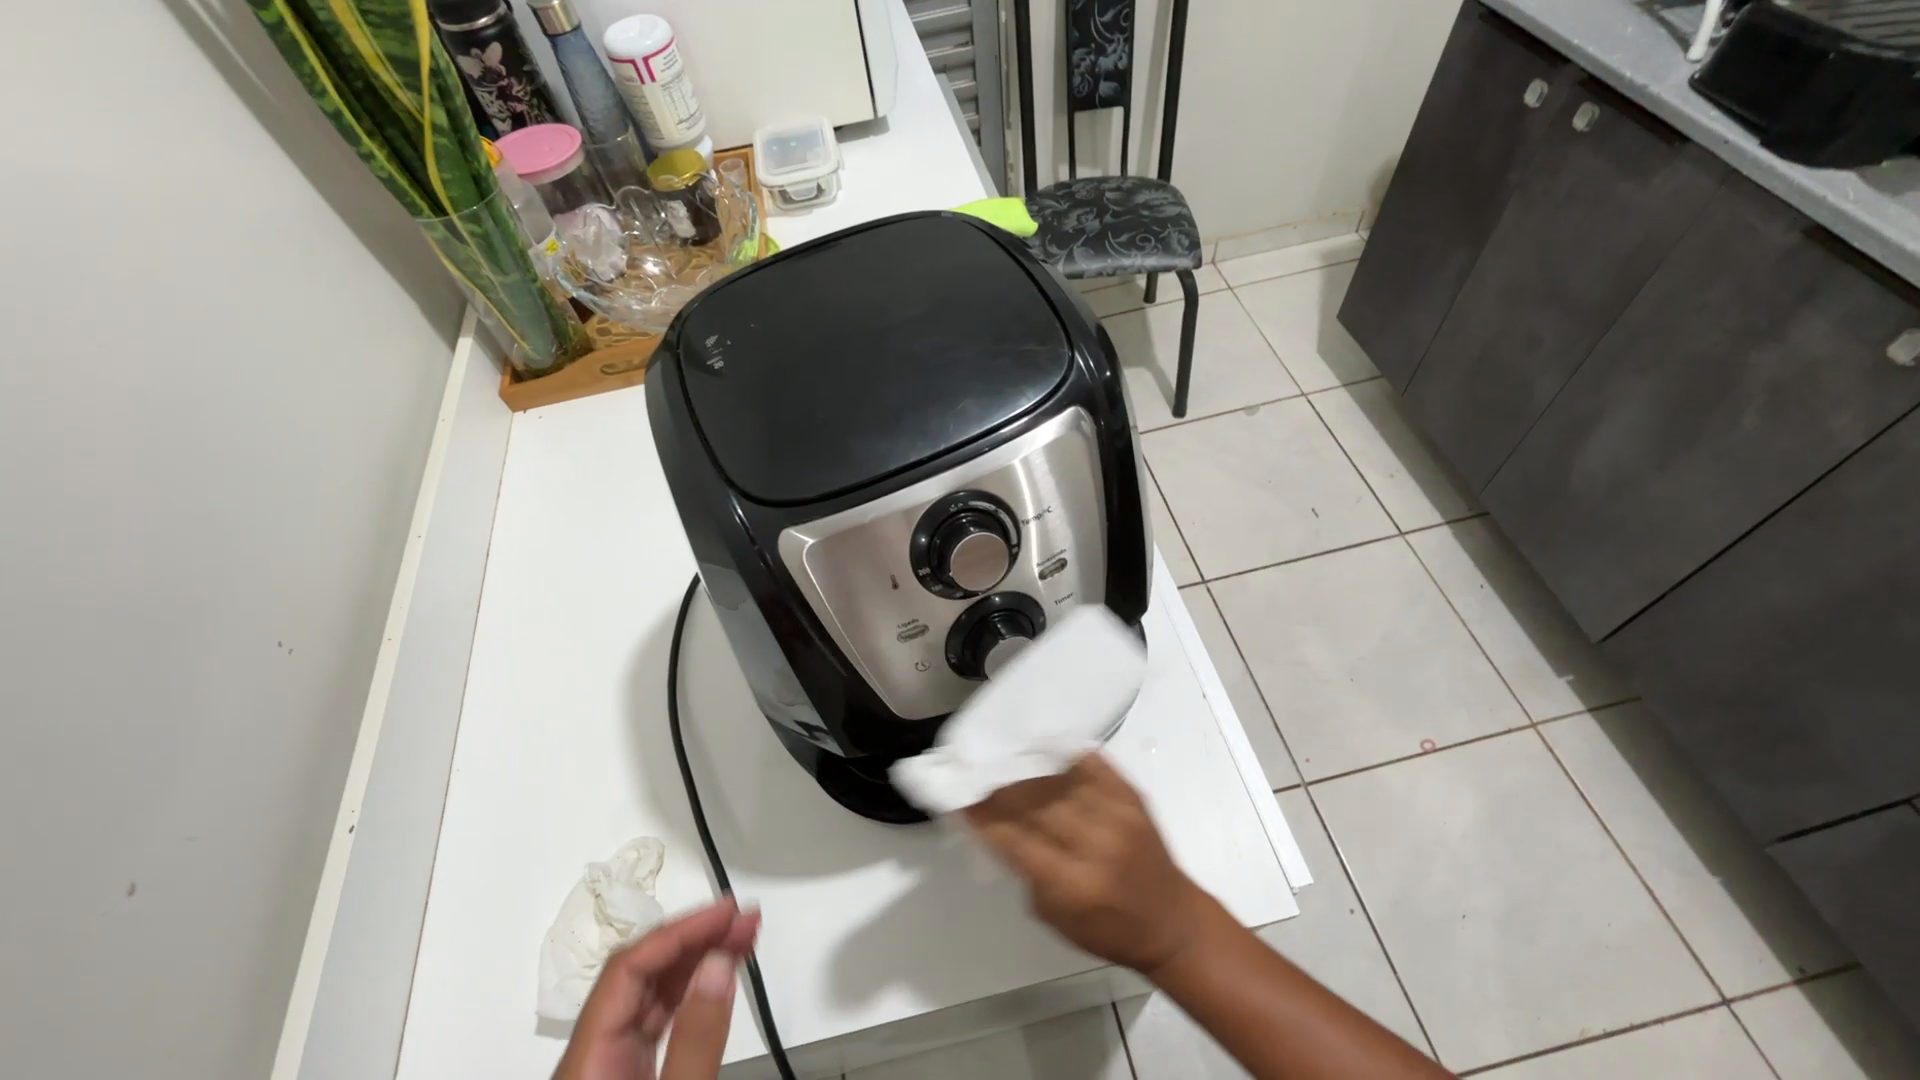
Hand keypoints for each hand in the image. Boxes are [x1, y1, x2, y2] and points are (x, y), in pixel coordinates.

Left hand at [553, 898, 760, 1079]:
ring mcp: (609, 1067)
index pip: (628, 969)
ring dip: (700, 960)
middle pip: (639, 976)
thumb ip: (695, 1039)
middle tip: (747, 918)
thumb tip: (718, 964)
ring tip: (744, 937)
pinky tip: (721, 977)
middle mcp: (591, 1055)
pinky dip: (694, 993)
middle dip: (695, 938)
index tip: (728, 911)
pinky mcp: (629, 1077)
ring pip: (652, 996)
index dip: (680, 930)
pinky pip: (660, 1020)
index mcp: (586, 1061)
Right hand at [963, 753, 1213, 975]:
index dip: (983, 817)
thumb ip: (1025, 870)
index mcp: (1073, 883)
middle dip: (998, 788)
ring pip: (1057, 781)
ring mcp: (1118, 814)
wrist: (1172, 921)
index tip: (959, 800)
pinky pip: (1090, 763)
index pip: (1015, 839)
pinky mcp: (1132, 795)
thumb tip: (994, 827)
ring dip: (1023, 770)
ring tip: (999, 760)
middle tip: (974, 775)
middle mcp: (1096, 844)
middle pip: (1034, 803)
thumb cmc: (1107, 929)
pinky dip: (1062, 755)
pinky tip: (1040, 748)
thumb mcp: (1054, 915)